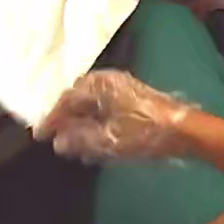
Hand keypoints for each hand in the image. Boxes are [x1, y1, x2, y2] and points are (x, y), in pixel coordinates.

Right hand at [35, 69, 192, 159]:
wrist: (184, 131)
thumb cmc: (144, 132)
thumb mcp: (109, 140)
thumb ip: (80, 139)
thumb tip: (57, 141)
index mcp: (101, 84)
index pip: (67, 99)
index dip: (52, 118)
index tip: (39, 136)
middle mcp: (109, 81)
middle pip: (78, 97)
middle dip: (65, 116)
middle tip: (54, 137)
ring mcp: (122, 88)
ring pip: (91, 103)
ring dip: (79, 120)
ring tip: (71, 143)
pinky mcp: (132, 99)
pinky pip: (104, 107)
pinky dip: (94, 121)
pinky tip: (93, 140)